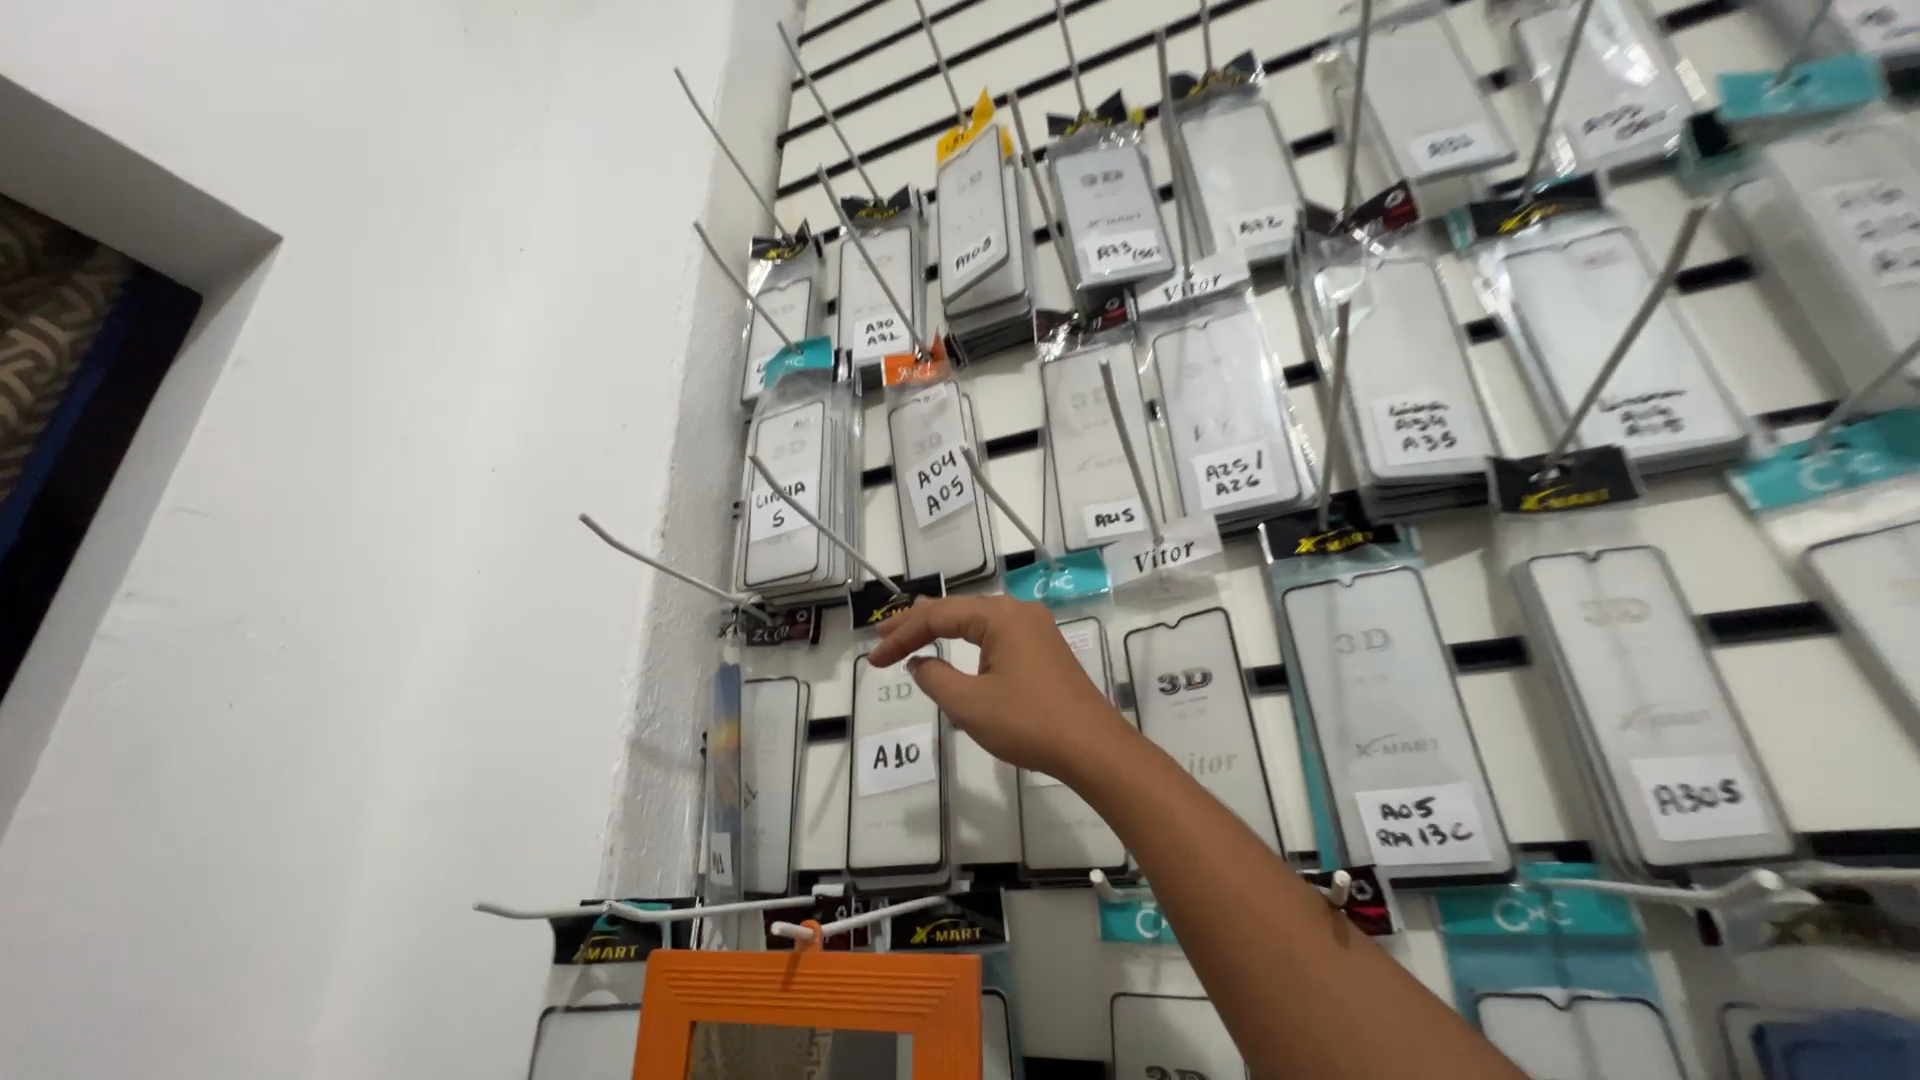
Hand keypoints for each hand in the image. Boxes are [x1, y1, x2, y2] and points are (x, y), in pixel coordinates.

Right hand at [867, 595, 1132, 778]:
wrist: (1092, 747)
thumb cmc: (1028, 722)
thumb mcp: (970, 704)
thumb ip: (936, 679)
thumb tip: (921, 664)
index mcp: (1000, 616)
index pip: (937, 616)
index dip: (902, 636)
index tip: (874, 660)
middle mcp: (1019, 612)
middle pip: (958, 610)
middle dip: (918, 625)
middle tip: (884, 637)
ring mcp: (1036, 630)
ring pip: (977, 621)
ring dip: (943, 630)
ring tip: (911, 635)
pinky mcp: (1045, 650)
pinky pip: (996, 635)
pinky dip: (968, 641)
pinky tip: (957, 649)